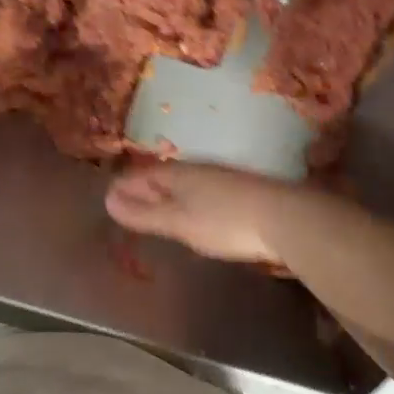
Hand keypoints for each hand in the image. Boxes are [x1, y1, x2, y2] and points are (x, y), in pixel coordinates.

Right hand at [105, 163, 292, 264]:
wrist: (286, 219)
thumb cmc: (224, 222)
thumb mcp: (177, 221)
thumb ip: (143, 213)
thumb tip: (107, 200)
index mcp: (177, 174)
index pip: (140, 176)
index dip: (123, 186)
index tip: (107, 196)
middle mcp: (198, 171)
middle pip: (162, 177)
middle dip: (143, 188)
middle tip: (126, 203)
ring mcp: (222, 181)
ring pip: (184, 185)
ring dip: (167, 195)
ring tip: (155, 209)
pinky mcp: (241, 194)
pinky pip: (203, 194)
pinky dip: (188, 203)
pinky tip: (194, 215)